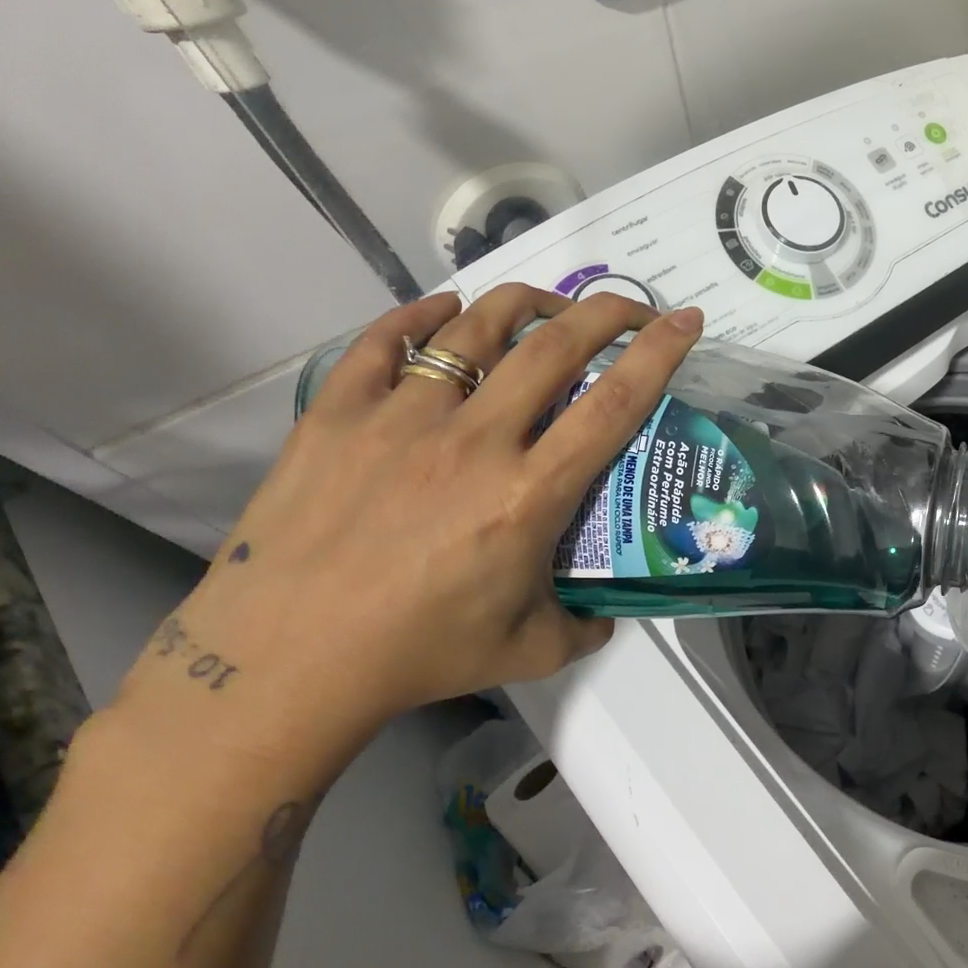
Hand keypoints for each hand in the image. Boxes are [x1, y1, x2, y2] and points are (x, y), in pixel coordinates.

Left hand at [117, 284, 703, 751]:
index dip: (660, 352)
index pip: (614, 404)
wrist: (282, 663)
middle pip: (555, 347)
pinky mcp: (336, 416)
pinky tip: (447, 311)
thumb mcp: (530, 649)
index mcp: (529, 494)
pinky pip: (384, 343)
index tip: (686, 320)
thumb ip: (584, 626)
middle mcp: (474, 442)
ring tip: (548, 307)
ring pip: (474, 330)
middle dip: (605, 313)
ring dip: (524, 304)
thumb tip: (607, 615)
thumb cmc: (418, 655)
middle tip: (629, 309)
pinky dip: (423, 316)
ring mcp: (400, 420)